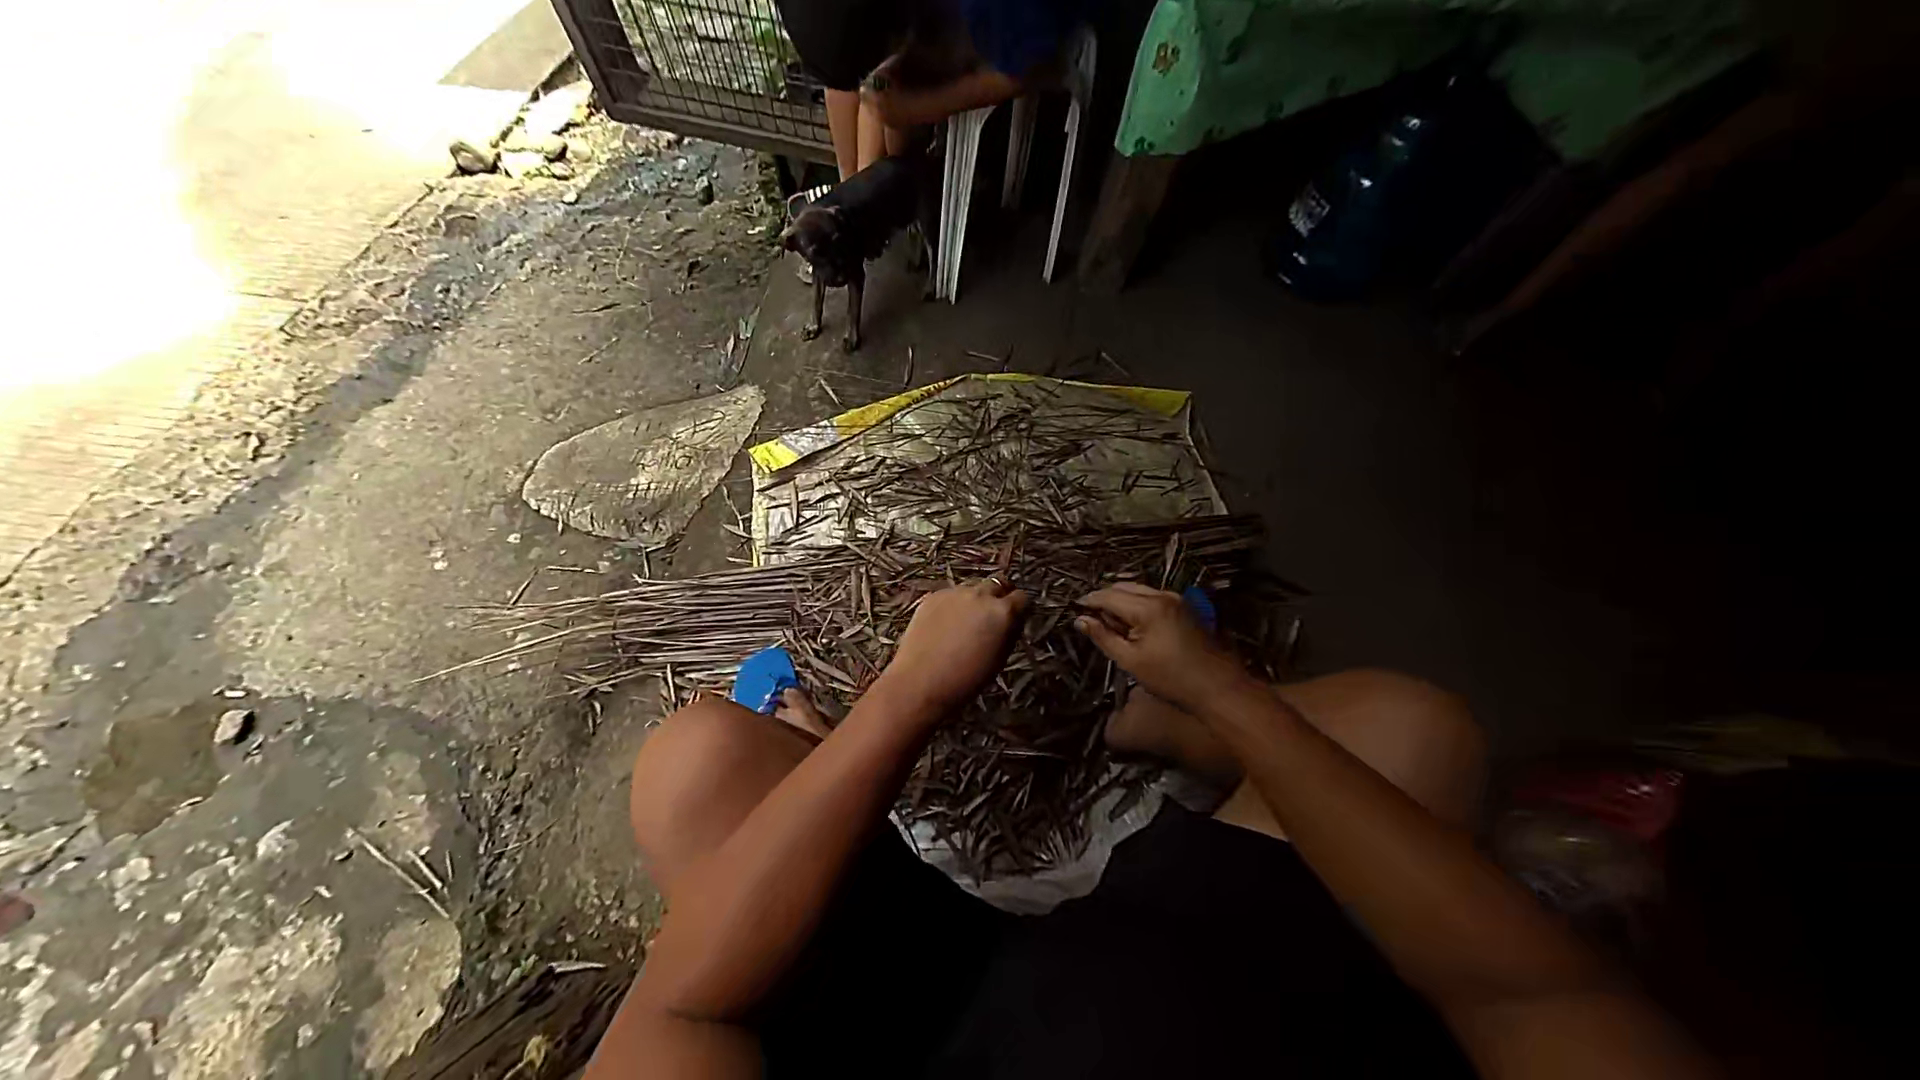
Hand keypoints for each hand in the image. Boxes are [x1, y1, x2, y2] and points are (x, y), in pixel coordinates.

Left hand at [878, 577, 1028, 716]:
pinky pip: (950, 595)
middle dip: (999, 597)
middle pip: (997, 584)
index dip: (1019, 609)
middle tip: (992, 617)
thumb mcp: (1000, 659)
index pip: (1022, 597)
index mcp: (1002, 612)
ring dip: (975, 600)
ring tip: (966, 623)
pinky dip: (953, 605)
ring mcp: (955, 593)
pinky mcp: (933, 596)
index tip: (1014, 619)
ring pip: (973, 588)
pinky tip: (945, 625)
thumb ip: (1009, 633)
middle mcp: (981, 595)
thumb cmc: (966, 679)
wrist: (920, 682)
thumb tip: (1012, 622)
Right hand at [1074, 583, 1248, 712]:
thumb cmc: (1172, 678)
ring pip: (1138, 591)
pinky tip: (1133, 626)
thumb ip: (1103, 636)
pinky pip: (1153, 598)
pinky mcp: (1184, 608)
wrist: (1217, 687)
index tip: (1075, 609)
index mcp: (1148, 607)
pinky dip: (1137, 605)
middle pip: (1123, 588)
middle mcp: (1163, 596)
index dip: (1089, 601)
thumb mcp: (1130, 660)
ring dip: (1121, 602)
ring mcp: (1176, 600)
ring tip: (1111, 625)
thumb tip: (1081, 621)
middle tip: (1091, 619)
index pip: (1108, 596)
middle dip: (1104, 600)